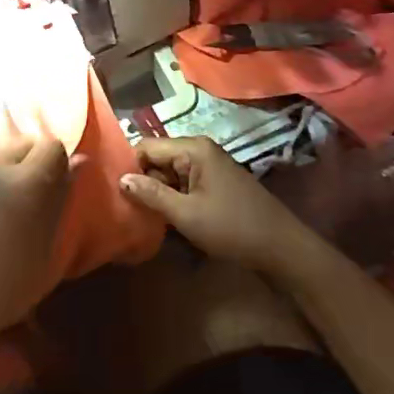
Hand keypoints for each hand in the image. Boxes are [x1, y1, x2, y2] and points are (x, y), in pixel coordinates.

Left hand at [0, 137, 75, 342]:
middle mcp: (0, 167)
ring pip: (4, 155)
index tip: (62, 185)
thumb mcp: (47, 246)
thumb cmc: (9, 286)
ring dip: (16, 168)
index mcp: (29, 181)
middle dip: (38, 159)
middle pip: (27, 143)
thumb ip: (62, 198)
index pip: (53, 145)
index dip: (61, 161)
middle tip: (42, 193)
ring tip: (16, 204)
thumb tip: (79, 163)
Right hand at [117, 137, 320, 277]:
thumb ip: (152, 194)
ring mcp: (209, 165)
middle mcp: (200, 149)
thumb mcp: (186, 214)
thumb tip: (121, 179)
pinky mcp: (214, 182)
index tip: (113, 189)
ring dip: (157, 191)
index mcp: (193, 148)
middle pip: (158, 157)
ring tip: (139, 214)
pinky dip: (172, 197)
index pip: (147, 146)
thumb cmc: (232, 228)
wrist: (280, 247)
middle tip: (124, 206)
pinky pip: (183, 182)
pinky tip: (163, 217)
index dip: (129, 166)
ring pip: (169, 172)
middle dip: (142, 180)